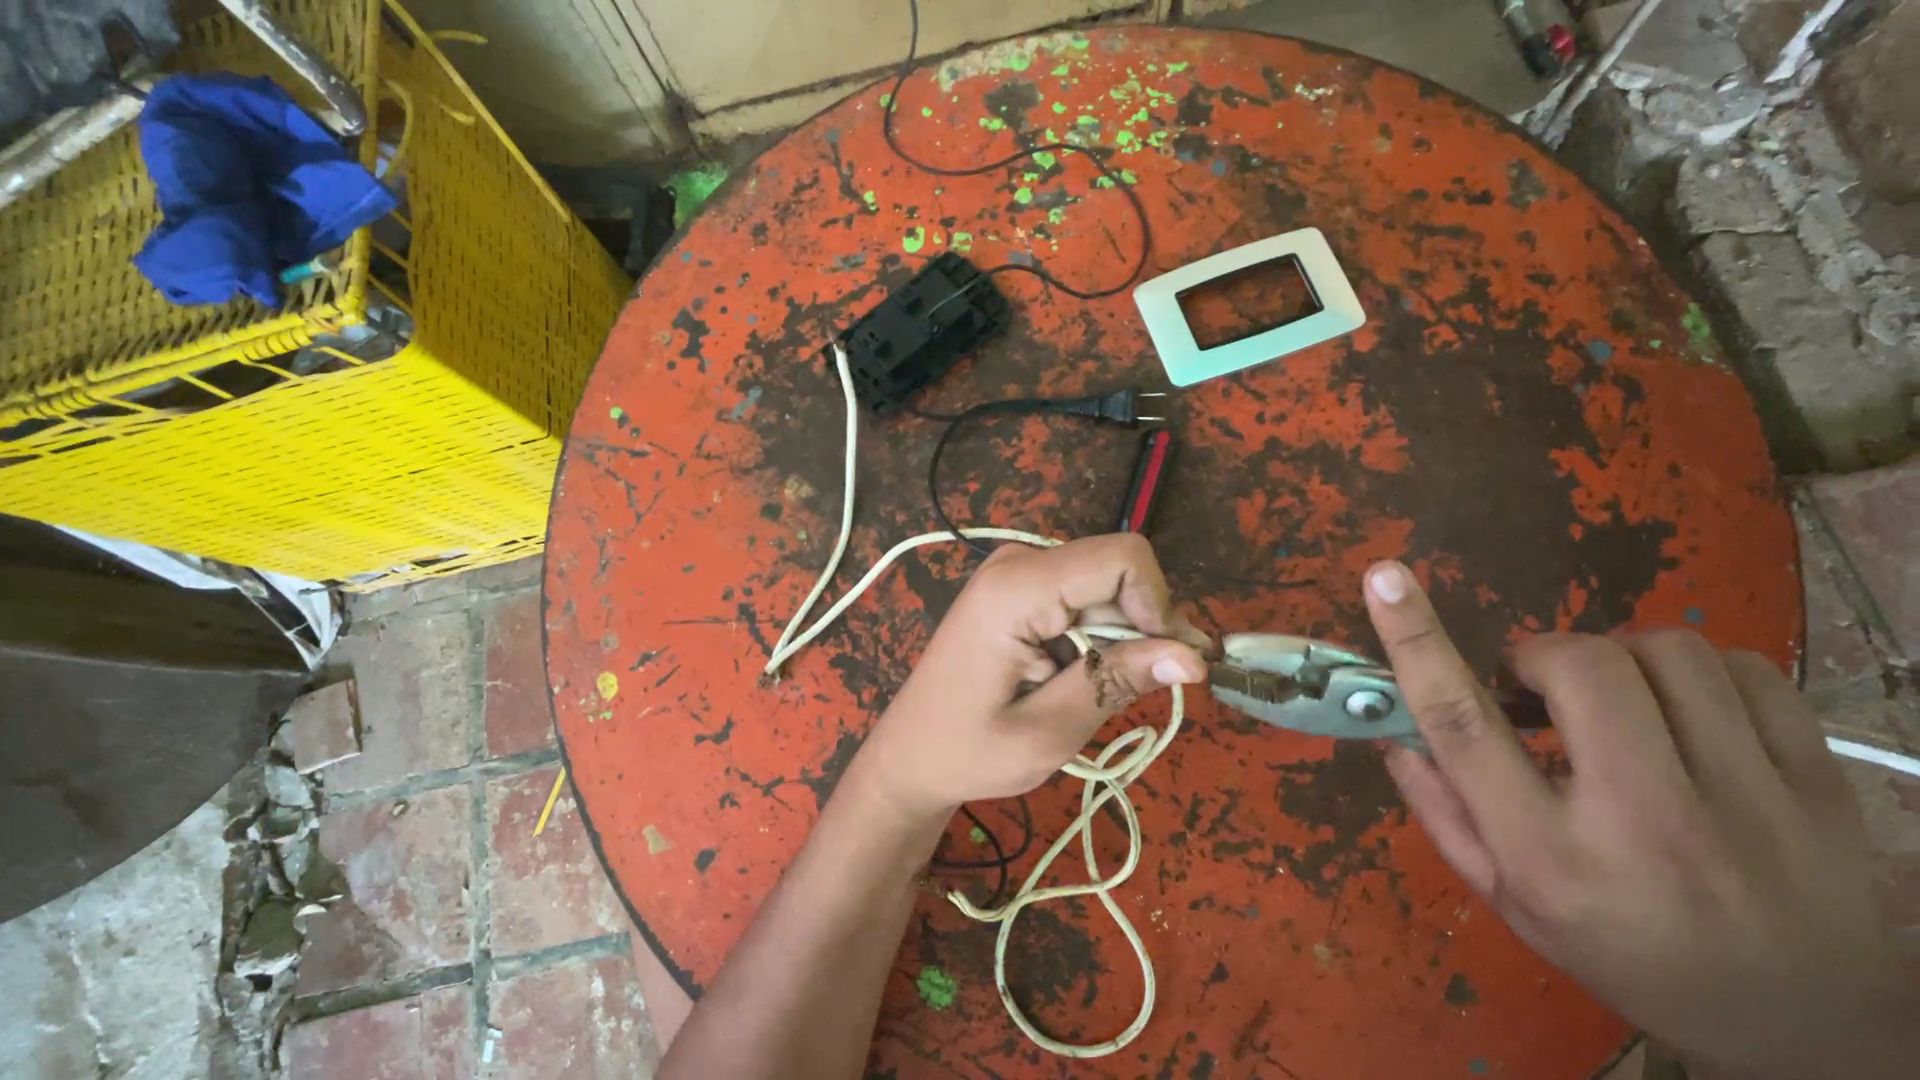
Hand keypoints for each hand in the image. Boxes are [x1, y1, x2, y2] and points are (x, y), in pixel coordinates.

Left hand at [851, 534, 1209, 819]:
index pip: (1122, 557)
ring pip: (1106, 585)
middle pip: (1117, 569)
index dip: (1157, 605)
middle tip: (1142, 688)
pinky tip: (1082, 676)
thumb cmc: (967, 752)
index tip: (1159, 662)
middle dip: (1143, 625)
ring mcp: (1016, 573)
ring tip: (1102, 690)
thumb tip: (1193, 656)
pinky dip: (1099, 635)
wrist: (909, 755)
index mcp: (1016, 589)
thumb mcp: (1047, 731)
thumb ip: (1115, 683)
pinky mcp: (1019, 589)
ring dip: (1122, 636)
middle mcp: (1017, 564)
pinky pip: (1083, 597)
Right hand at [1362, 560, 1918, 1079]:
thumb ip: (1443, 811)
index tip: (1384, 577)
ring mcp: (1748, 798)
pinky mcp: (1818, 781)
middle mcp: (1643, 821)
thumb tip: (1390, 728)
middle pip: (1579, 667)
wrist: (1802, 1023)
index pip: (1462, 725)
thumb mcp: (1510, 901)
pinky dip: (1696, 671)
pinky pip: (1744, 667)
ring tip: (1616, 705)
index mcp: (1548, 856)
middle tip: (1536, 693)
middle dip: (1540, 657)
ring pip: (1665, 653)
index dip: (1415, 641)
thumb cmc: (1624, 954)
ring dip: (1617, 659)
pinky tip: (1686, 714)